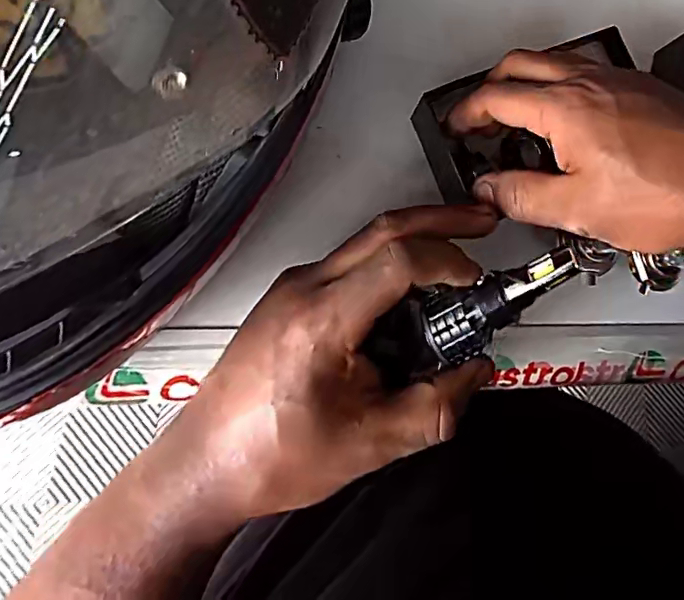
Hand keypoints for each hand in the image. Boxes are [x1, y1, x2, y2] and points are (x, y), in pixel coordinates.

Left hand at [152, 204, 499, 522]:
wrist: (204, 465)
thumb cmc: (266, 456)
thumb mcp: (367, 445)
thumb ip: (434, 409)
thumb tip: (473, 374)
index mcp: (320, 320)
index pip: (397, 260)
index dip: (447, 260)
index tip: (474, 279)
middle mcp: (304, 288)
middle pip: (384, 228)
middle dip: (441, 219)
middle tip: (480, 222)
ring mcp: (295, 286)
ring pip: (367, 239)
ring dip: (416, 236)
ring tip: (454, 254)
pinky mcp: (293, 294)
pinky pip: (351, 261)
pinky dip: (391, 260)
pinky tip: (411, 287)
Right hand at [447, 49, 683, 256]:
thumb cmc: (674, 192)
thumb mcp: (581, 211)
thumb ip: (524, 196)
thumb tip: (492, 189)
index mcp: (565, 108)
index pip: (496, 97)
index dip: (466, 113)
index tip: (458, 127)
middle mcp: (591, 82)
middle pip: (520, 64)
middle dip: (491, 86)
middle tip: (482, 116)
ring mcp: (620, 80)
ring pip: (556, 62)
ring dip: (528, 82)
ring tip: (525, 118)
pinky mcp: (644, 88)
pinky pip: (589, 71)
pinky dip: (564, 86)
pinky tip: (577, 122)